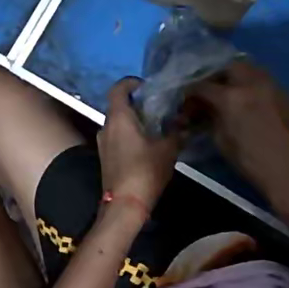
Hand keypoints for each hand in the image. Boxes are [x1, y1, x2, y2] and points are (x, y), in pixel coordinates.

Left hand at [99, 79, 179, 212]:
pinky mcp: (106, 157)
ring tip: (157, 126)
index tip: (148, 86)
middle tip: (159, 106)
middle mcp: (106, 126)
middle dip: (138, 103)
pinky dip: (130, 134)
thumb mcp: (168, 149)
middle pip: (119, 106)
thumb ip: (177, 131)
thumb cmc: (144, 171)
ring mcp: (103, 143)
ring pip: (118, 123)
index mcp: (118, 118)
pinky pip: (117, 137)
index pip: (118, 88)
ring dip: (134, 121)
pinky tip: (148, 144)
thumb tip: (185, 121)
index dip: (132, 82)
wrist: (124, 205)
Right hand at [189, 61, 288, 215]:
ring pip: (248, 67)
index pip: (202, 86)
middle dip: (215, 76)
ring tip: (229, 92)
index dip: (190, 93)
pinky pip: (262, 78)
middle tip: (210, 92)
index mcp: (231, 98)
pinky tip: (248, 98)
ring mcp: (271, 84)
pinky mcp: (284, 91)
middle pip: (227, 67)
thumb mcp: (222, 142)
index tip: (187, 101)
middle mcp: (251, 83)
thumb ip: (211, 119)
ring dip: (235, 76)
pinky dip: (251, 83)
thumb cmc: (252, 162)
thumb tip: (204, 110)